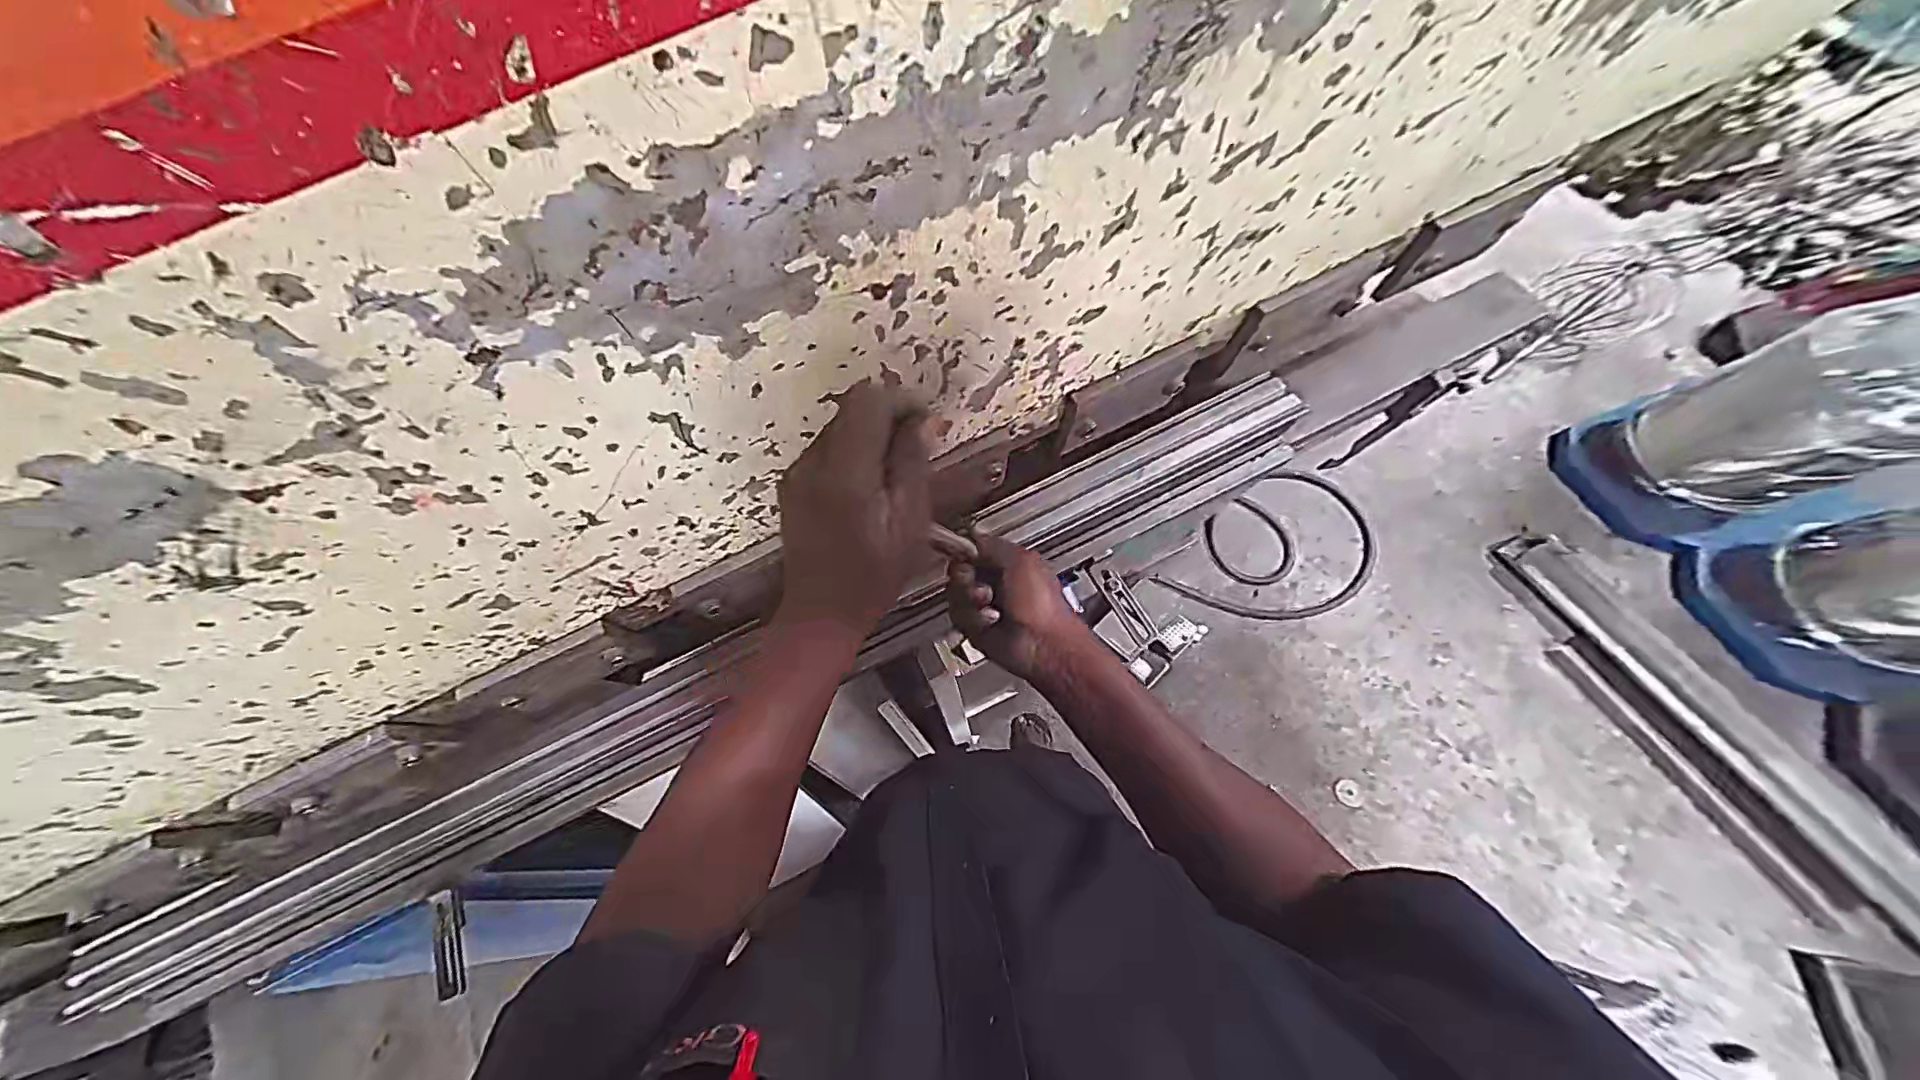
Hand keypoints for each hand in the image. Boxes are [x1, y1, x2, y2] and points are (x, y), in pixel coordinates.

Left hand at [776, 381, 930, 637]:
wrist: (821, 612)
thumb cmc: (872, 576)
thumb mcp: (909, 522)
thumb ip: (913, 464)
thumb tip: (921, 421)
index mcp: (846, 472)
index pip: (869, 400)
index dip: (902, 401)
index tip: (925, 420)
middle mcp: (814, 463)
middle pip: (852, 409)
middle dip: (888, 418)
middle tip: (917, 445)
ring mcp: (798, 473)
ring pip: (840, 427)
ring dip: (871, 436)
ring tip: (895, 472)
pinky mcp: (792, 485)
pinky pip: (827, 450)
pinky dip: (852, 454)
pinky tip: (868, 487)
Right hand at [945, 530, 1094, 683]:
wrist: (1042, 645)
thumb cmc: (1043, 606)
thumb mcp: (1020, 560)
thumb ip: (993, 545)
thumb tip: (973, 535)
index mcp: (1010, 564)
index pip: (975, 549)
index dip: (966, 551)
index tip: (960, 551)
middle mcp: (996, 584)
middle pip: (960, 570)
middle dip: (967, 577)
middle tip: (984, 586)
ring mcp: (985, 605)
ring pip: (955, 593)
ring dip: (971, 599)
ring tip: (990, 604)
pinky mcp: (976, 626)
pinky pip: (957, 614)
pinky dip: (972, 617)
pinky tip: (989, 620)